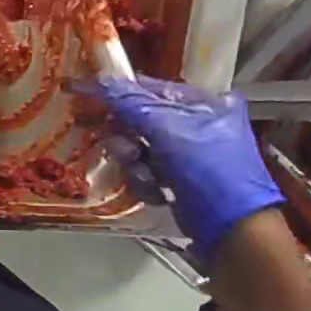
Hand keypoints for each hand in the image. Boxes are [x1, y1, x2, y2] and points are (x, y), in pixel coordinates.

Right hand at [86, 75, 284, 263]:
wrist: (233, 229)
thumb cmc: (210, 173)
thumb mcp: (170, 131)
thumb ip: (133, 105)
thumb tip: (100, 81)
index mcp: (204, 103)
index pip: (148, 88)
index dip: (113, 92)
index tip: (77, 91)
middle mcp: (196, 123)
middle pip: (137, 120)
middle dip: (128, 140)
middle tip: (127, 153)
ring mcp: (186, 153)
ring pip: (136, 149)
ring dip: (135, 166)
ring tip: (151, 180)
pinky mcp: (177, 178)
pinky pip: (143, 171)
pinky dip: (144, 182)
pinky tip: (159, 192)